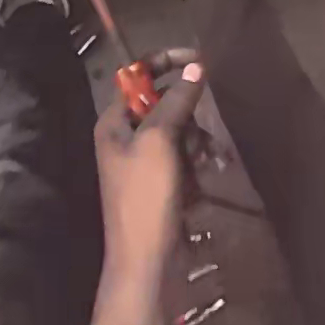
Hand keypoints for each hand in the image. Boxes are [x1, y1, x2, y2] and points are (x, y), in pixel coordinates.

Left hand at [93, 49, 205, 282]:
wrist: (146, 264)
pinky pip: (184, 155)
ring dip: (197, 138)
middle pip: (163, 101)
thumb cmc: (145, 198)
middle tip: (203, 128)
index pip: (137, 75)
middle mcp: (126, 135)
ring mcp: (144, 160)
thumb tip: (196, 67)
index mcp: (115, 121)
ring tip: (208, 159)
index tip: (198, 60)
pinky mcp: (162, 181)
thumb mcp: (160, 142)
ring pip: (178, 128)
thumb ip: (177, 101)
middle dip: (189, 110)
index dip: (165, 61)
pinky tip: (209, 174)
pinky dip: (198, 159)